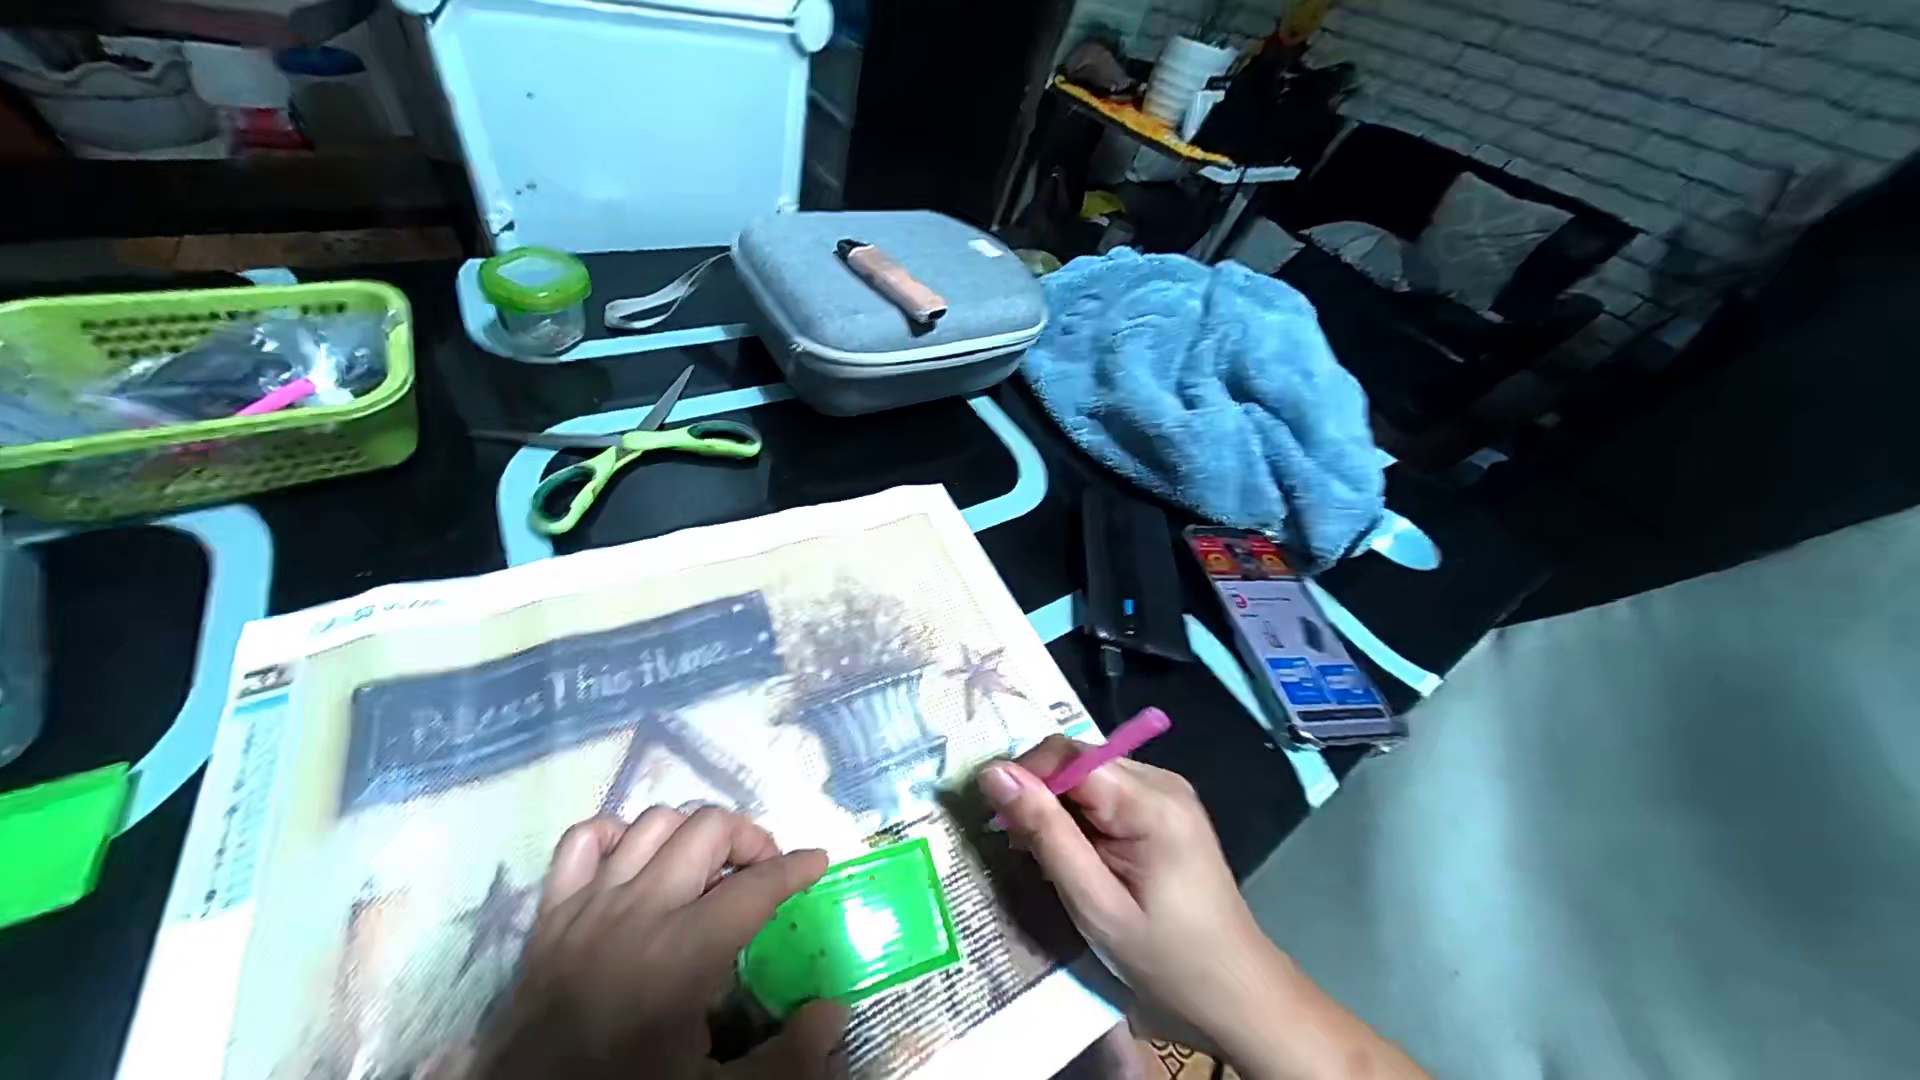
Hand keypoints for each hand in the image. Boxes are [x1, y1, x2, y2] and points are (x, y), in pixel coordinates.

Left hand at [471, 807, 850, 1079]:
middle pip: (708, 828)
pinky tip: (636, 861)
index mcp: (682, 954)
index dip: (797, 868)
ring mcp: (589, 905)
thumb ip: (786, 1058)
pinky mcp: (550, 914)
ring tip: (707, 865)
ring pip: (655, 822)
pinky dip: (617, 836)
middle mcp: (638, 911)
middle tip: (761, 872)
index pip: (757, 886)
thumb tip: (836, 1010)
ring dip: (691, 834)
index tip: (817, 863)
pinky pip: (584, 840)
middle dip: (749, 838)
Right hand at [977, 738, 1278, 1055]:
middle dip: (1040, 794)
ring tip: (1046, 855)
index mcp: (1151, 800)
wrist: (1236, 994)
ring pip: (1088, 774)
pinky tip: (1078, 853)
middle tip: (1019, 846)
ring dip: (1057, 806)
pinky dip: (1080, 814)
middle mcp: (1161, 780)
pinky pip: (1106, 790)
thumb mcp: (1094, 903)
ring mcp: (1167, 791)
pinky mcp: (1165, 806)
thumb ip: (1045, 832)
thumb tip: (994, 773)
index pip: (1069, 755)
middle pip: (1078, 760)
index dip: (1026, 776)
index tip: (998, 821)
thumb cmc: (1165, 959)